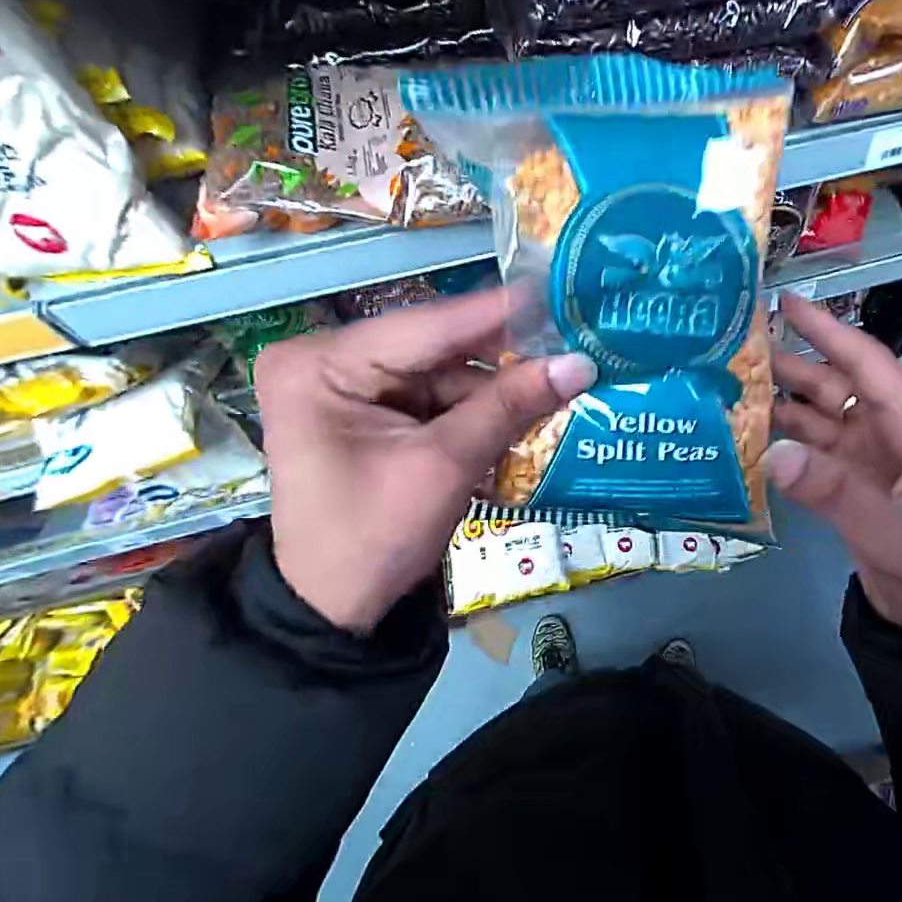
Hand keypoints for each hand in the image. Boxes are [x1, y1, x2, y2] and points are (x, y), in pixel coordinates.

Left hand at [254, 288, 596, 632]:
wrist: (336, 608)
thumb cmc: (375, 538)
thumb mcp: (446, 466)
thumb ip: (510, 406)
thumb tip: (580, 364)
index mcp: (320, 365)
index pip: (423, 327)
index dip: (494, 314)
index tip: (552, 293)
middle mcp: (325, 362)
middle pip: (432, 351)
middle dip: (498, 362)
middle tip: (565, 351)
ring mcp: (344, 388)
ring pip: (438, 376)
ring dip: (492, 393)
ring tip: (554, 392)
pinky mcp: (365, 414)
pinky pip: (430, 401)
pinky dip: (472, 414)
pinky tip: (518, 419)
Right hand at [765, 295, 901, 637]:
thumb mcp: (889, 531)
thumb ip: (832, 492)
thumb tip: (772, 452)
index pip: (868, 365)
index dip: (828, 331)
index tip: (787, 303)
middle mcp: (890, 433)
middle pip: (837, 386)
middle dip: (792, 364)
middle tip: (738, 346)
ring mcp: (867, 459)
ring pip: (819, 416)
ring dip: (781, 401)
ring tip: (732, 385)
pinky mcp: (849, 483)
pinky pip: (810, 450)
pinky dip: (782, 439)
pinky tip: (748, 433)